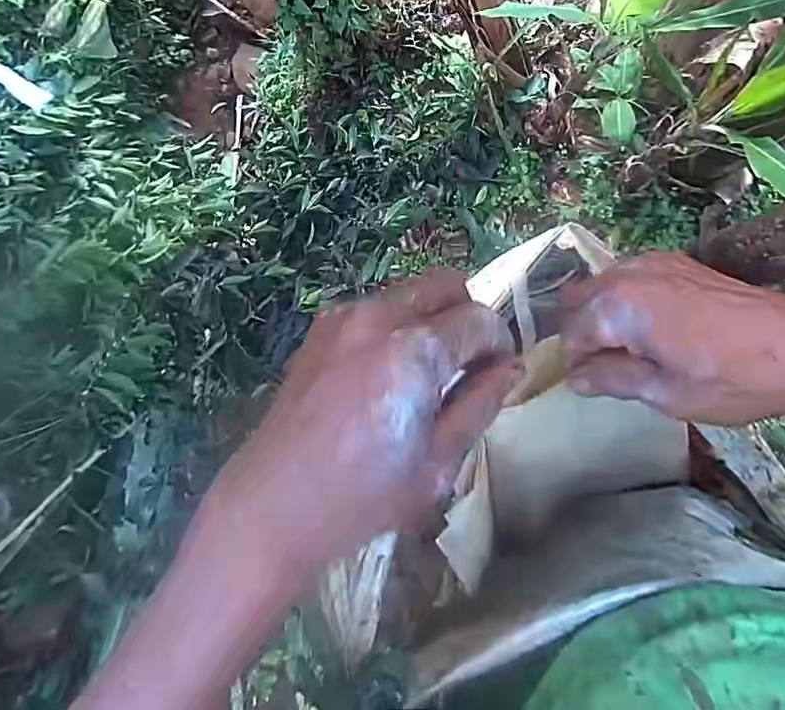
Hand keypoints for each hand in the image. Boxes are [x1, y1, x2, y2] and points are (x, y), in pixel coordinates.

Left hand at [208, 268, 518, 575]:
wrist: (273, 501)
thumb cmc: (362, 496)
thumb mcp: (437, 463)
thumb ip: (479, 404)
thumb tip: (511, 367)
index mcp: (413, 350)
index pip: (479, 318)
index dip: (499, 342)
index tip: (497, 372)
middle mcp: (378, 316)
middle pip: (445, 283)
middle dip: (467, 315)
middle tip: (466, 366)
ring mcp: (343, 316)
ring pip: (409, 292)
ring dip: (430, 318)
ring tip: (424, 374)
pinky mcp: (321, 326)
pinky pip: (375, 308)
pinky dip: (395, 325)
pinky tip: (384, 374)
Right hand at [557, 251, 784, 424]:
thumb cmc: (736, 378)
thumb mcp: (668, 394)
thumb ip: (613, 380)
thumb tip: (575, 378)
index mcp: (619, 304)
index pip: (572, 333)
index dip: (575, 363)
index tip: (589, 386)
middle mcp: (627, 273)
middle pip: (577, 301)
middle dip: (580, 333)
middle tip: (603, 369)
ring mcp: (652, 262)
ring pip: (600, 286)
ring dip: (600, 315)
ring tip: (626, 351)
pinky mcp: (675, 261)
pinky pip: (628, 277)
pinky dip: (623, 300)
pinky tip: (648, 327)